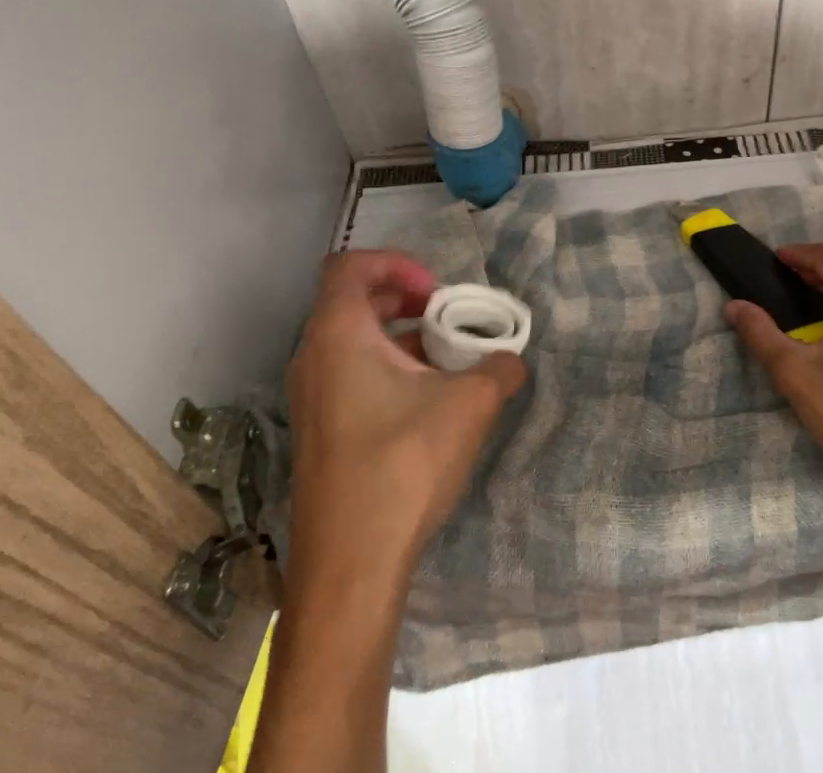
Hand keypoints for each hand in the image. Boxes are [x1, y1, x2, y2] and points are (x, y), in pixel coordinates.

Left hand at [286, 251, 526, 571]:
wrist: (352, 558)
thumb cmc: (404, 463)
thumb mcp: (470, 405)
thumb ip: (499, 368)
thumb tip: (511, 360)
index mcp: (338, 336)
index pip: (350, 266)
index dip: (396, 263)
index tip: (438, 293)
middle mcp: (313, 359)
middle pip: (350, 302)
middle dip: (404, 300)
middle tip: (447, 320)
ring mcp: (311, 399)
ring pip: (352, 344)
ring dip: (399, 340)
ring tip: (446, 364)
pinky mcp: (319, 432)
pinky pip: (350, 378)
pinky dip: (387, 372)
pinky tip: (427, 406)